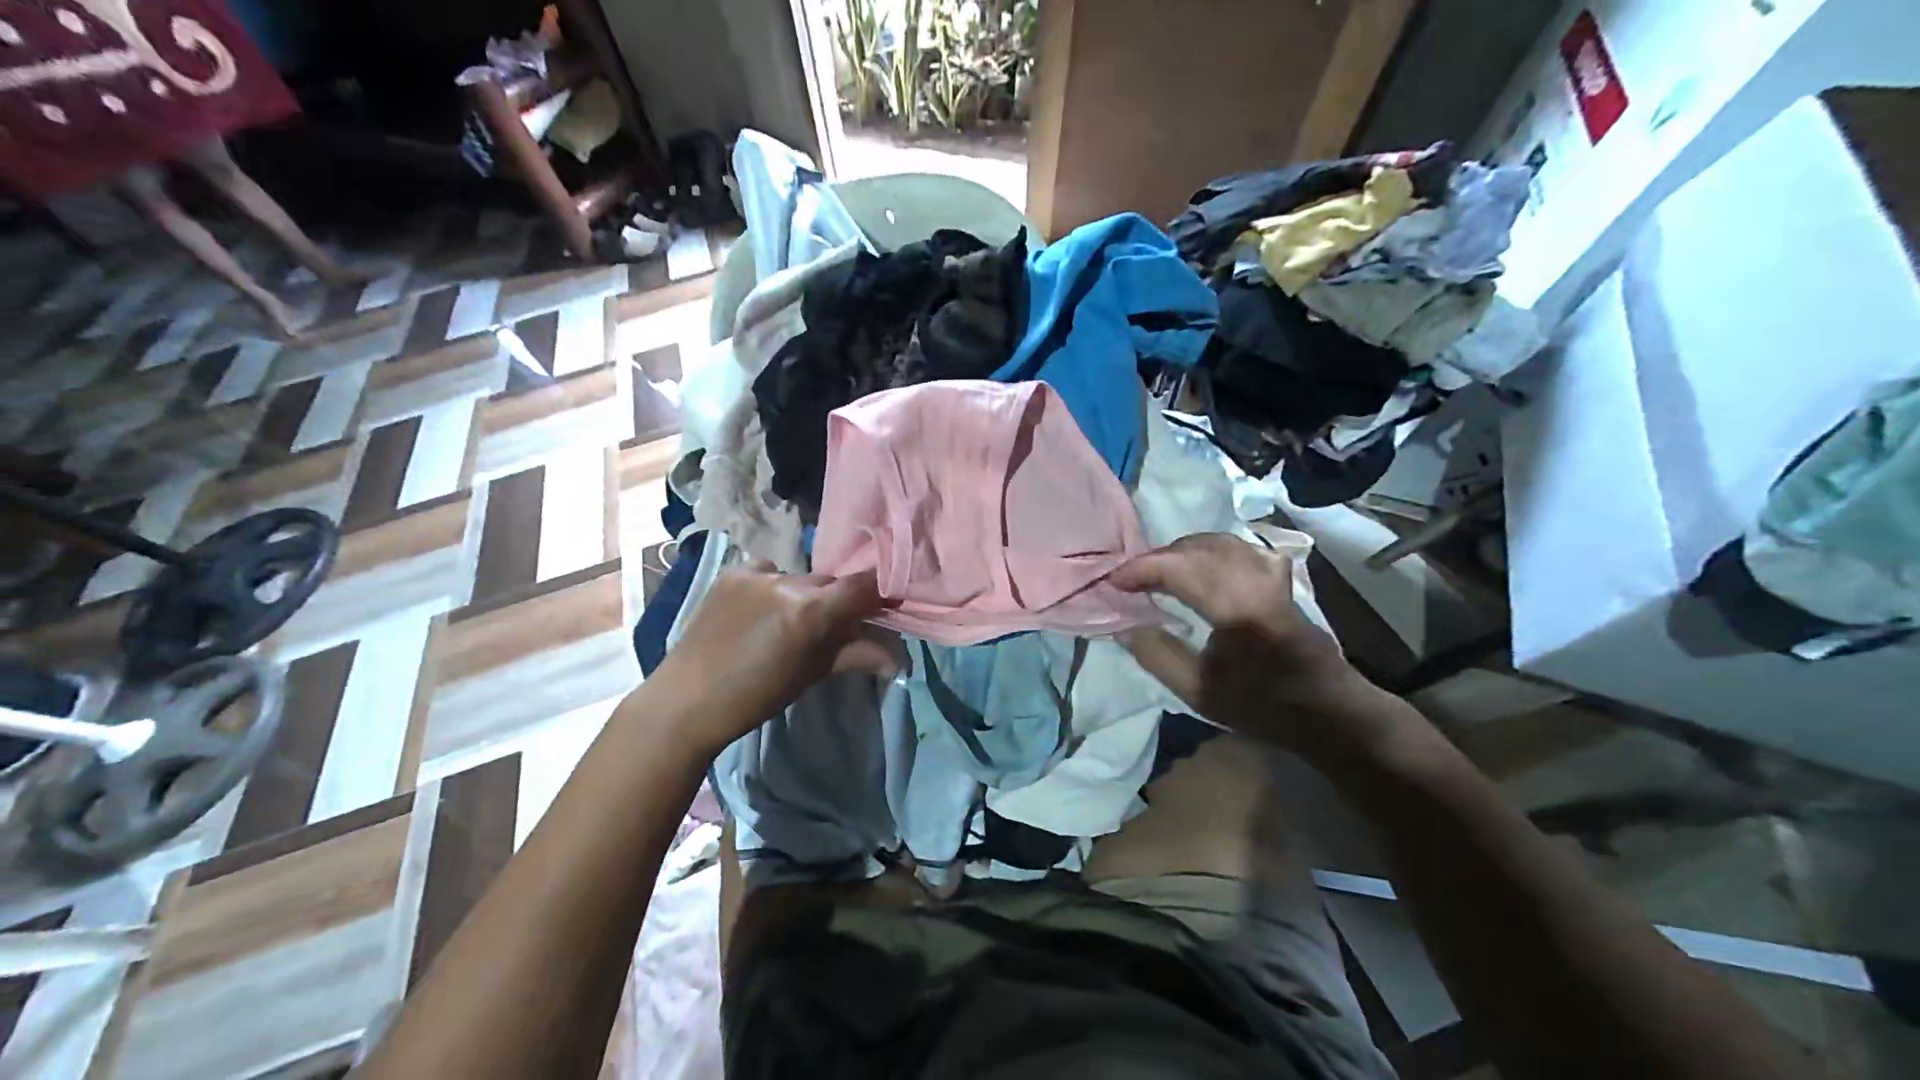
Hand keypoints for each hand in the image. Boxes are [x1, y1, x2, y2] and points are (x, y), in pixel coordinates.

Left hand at [652, 565, 897, 755]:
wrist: (686, 699)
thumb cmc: (757, 696)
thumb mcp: (811, 675)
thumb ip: (854, 655)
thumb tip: (896, 658)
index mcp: (811, 611)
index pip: (863, 584)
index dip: (878, 592)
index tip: (881, 607)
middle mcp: (787, 583)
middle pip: (830, 582)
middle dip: (837, 601)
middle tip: (830, 627)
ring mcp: (756, 575)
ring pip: (799, 577)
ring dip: (804, 595)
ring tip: (786, 623)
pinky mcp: (731, 573)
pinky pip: (768, 571)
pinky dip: (773, 587)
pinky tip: (760, 609)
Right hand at [1110, 533, 1394, 752]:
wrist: (1330, 711)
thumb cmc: (1263, 708)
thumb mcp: (1199, 694)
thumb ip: (1158, 656)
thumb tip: (1124, 626)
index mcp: (1236, 611)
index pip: (1179, 569)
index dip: (1140, 569)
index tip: (1114, 582)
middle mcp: (1255, 583)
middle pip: (1198, 548)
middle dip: (1157, 557)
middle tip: (1132, 577)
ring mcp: (1272, 576)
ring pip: (1221, 541)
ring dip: (1183, 549)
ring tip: (1159, 568)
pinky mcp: (1280, 578)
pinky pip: (1242, 547)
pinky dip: (1212, 548)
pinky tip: (1201, 564)